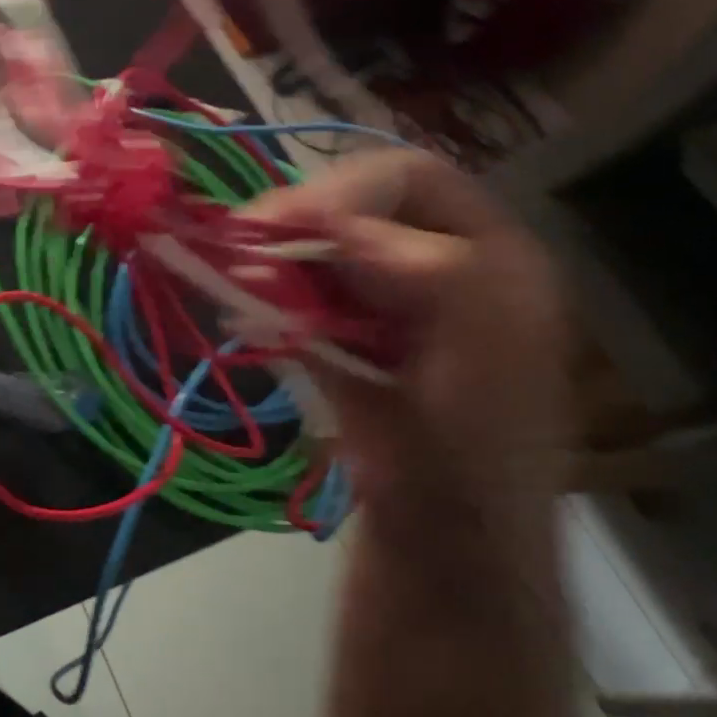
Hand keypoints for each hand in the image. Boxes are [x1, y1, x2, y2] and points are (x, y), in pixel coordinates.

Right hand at [244, 150, 571, 511]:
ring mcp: (376, 294)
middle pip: (346, 204)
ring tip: (229, 280)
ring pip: (307, 242)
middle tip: (234, 248)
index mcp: (487, 252)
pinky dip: (257, 290)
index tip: (275, 224)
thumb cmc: (476, 450)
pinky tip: (240, 307)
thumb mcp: (483, 354)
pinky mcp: (332, 328)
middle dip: (290, 220)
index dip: (340, 189)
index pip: (406, 179)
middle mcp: (430, 260)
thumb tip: (328, 222)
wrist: (441, 536)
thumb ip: (435, 273)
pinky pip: (287, 286)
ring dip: (266, 255)